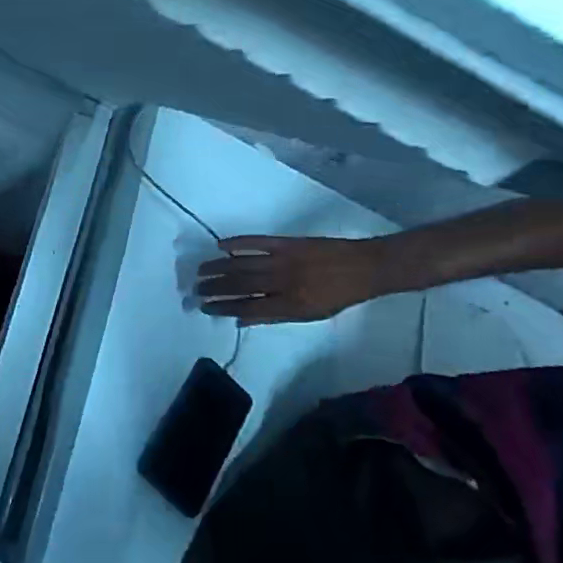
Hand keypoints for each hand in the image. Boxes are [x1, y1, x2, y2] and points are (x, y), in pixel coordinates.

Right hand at [197, 235, 384, 324]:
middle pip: (239, 285)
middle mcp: (282, 282)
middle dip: (214, 288)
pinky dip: (237, 242)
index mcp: (289, 304)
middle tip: (195, 289)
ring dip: (218, 267)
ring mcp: (283, 260)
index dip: (222, 307)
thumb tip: (239, 320)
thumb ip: (273, 317)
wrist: (367, 267)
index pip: (246, 306)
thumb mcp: (308, 315)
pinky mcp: (287, 243)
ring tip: (200, 270)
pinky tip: (220, 245)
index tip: (204, 307)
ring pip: (242, 264)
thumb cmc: (338, 296)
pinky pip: (257, 242)